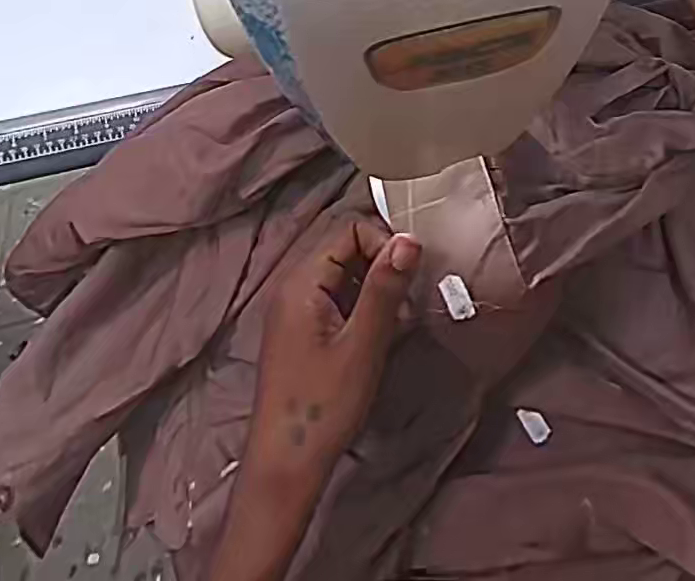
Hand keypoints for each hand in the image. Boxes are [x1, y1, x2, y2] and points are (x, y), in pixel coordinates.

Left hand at [247, 216, 419, 482]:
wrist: (285, 467)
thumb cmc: (323, 405)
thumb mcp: (362, 344)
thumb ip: (384, 288)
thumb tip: (409, 238)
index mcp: (301, 280)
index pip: (348, 228)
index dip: (382, 243)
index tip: (407, 277)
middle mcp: (293, 284)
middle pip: (344, 246)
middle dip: (381, 263)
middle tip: (405, 301)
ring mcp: (295, 307)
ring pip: (343, 272)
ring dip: (375, 286)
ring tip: (395, 320)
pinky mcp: (302, 328)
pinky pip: (337, 296)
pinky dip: (362, 304)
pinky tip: (377, 333)